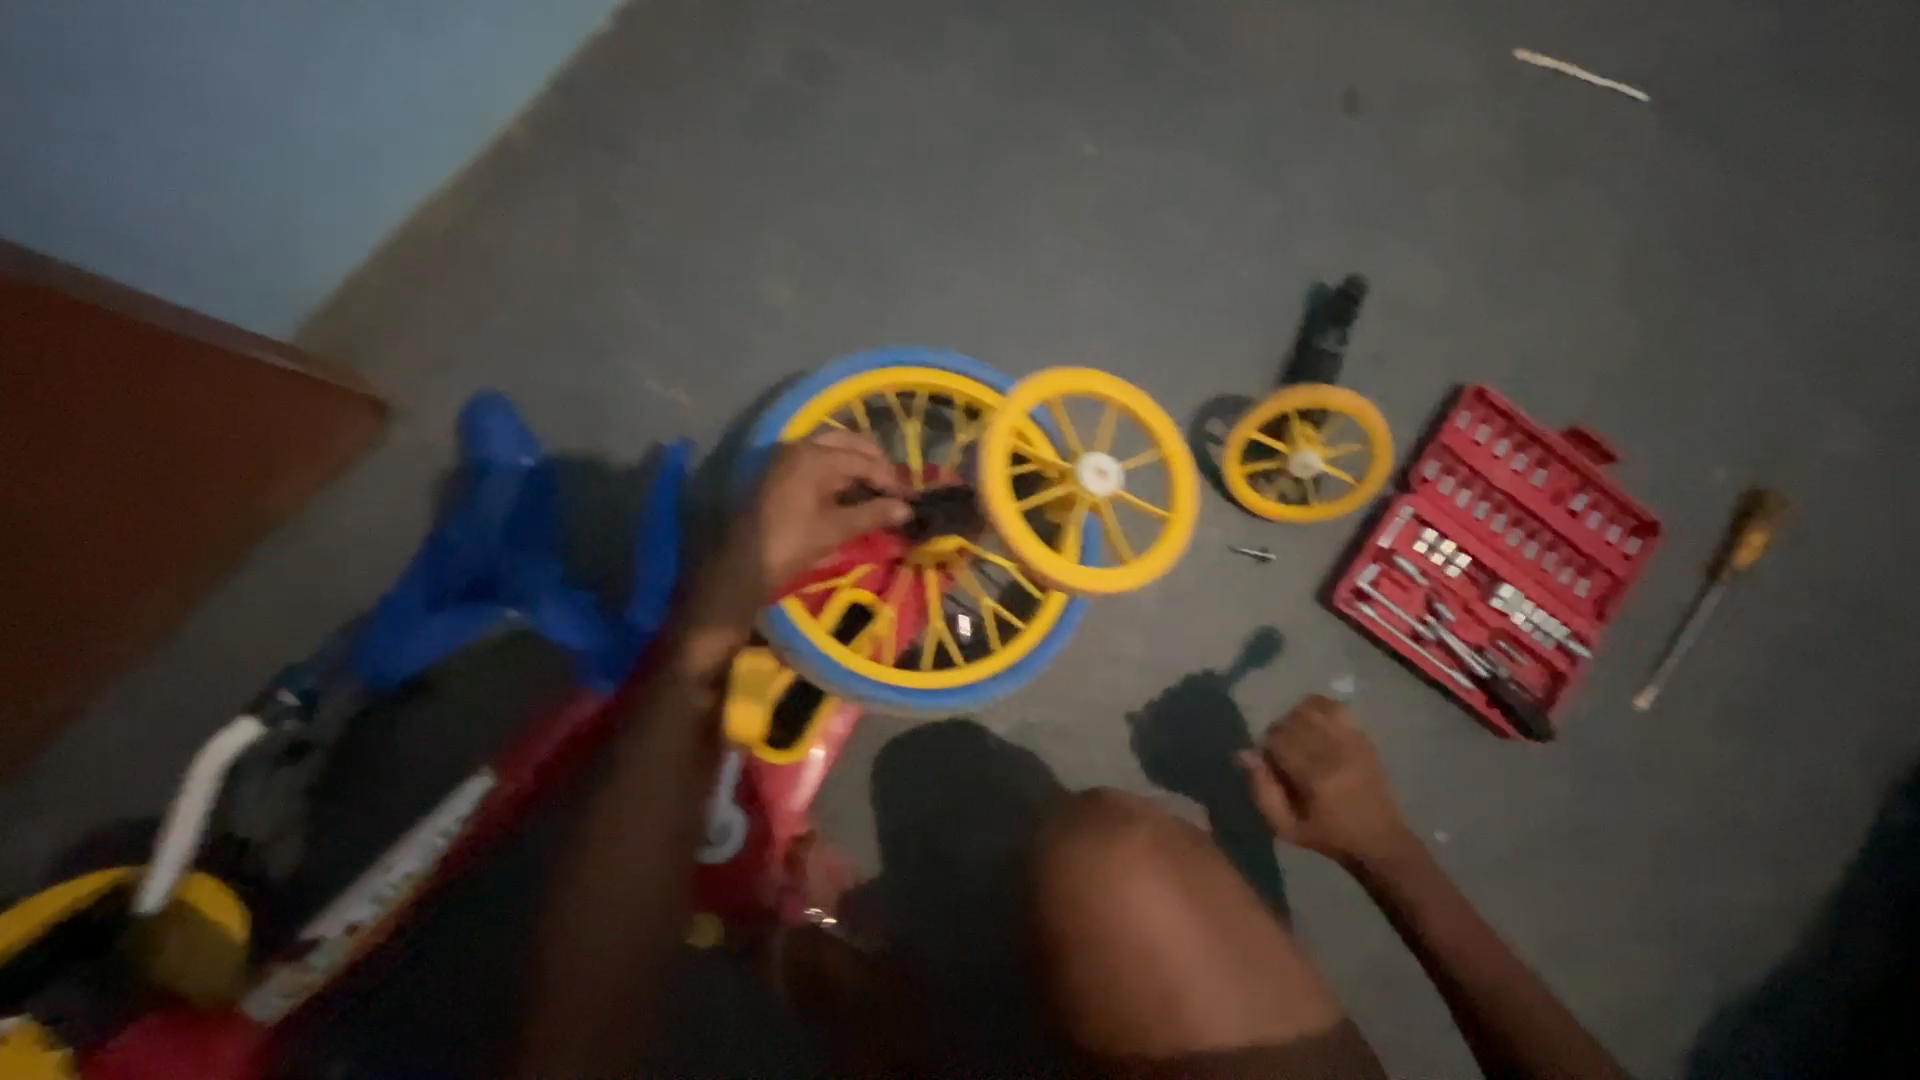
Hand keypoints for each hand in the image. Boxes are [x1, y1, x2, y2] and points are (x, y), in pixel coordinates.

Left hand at [693, 431, 910, 629]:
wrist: (743, 565)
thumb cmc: (791, 544)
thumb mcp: (837, 529)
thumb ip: (873, 514)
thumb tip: (906, 508)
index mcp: (816, 457)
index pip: (865, 460)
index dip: (890, 479)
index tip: (908, 499)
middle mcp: (801, 447)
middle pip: (849, 442)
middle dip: (874, 461)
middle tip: (893, 487)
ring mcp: (787, 457)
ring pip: (831, 447)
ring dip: (856, 461)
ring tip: (875, 487)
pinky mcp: (780, 472)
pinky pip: (816, 458)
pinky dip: (838, 467)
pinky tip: (850, 489)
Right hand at [1238, 695, 1417, 866]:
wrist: (1380, 839)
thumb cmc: (1328, 836)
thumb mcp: (1285, 827)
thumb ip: (1261, 791)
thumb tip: (1244, 753)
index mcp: (1316, 777)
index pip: (1277, 739)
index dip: (1266, 749)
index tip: (1271, 766)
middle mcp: (1335, 751)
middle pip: (1291, 720)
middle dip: (1278, 734)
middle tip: (1282, 755)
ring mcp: (1352, 741)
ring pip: (1310, 708)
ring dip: (1295, 720)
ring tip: (1297, 739)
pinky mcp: (1363, 737)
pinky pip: (1335, 706)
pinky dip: (1318, 709)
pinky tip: (1315, 726)